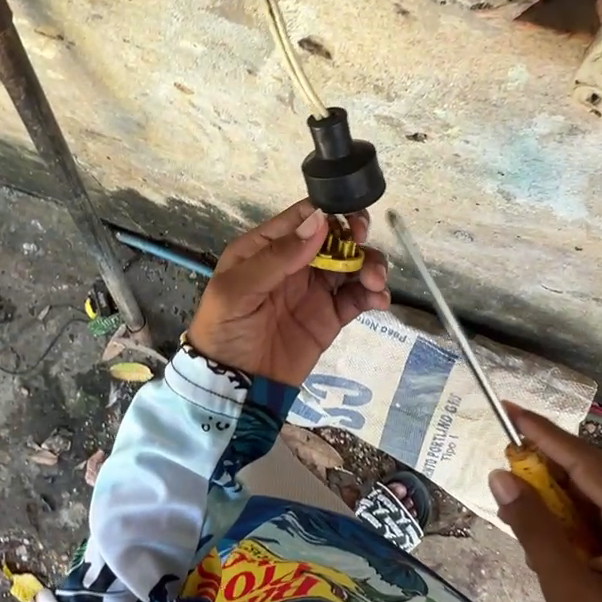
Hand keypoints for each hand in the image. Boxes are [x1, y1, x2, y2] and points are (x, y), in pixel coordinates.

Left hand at [187, 200, 389, 385]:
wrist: (232, 387)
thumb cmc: (223, 330)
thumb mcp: (237, 290)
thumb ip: (277, 256)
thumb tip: (319, 222)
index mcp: (265, 247)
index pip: (302, 218)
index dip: (330, 214)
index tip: (350, 225)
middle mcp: (293, 262)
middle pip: (334, 237)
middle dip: (356, 238)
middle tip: (365, 249)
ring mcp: (313, 289)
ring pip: (351, 264)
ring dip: (370, 266)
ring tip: (375, 283)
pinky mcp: (330, 317)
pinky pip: (357, 297)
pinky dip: (373, 294)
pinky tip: (378, 301)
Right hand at [491, 406, 601, 601]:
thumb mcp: (568, 588)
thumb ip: (533, 528)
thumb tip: (499, 476)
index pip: (585, 462)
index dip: (543, 433)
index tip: (507, 409)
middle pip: (586, 473)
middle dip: (540, 466)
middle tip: (499, 465)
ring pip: (589, 492)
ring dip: (550, 494)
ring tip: (514, 505)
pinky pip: (597, 512)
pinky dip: (566, 514)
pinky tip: (541, 528)